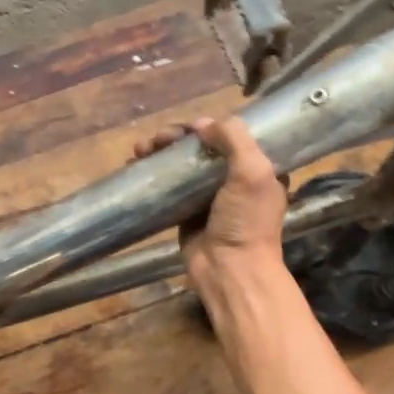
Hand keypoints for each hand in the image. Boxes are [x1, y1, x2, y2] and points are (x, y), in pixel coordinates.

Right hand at [133, 116, 287, 290]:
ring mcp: (208, 197)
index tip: (187, 127)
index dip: (207, 125)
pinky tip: (135, 167)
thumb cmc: (246, 221)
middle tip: (157, 139)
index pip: (230, 135)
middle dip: (176, 139)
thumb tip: (202, 123)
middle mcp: (234, 179)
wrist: (230, 270)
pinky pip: (169, 188)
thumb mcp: (253, 172)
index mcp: (258, 167)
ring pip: (182, 165)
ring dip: (160, 153)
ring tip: (139, 150)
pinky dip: (153, 176)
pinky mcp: (186, 214)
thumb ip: (233, 139)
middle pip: (201, 148)